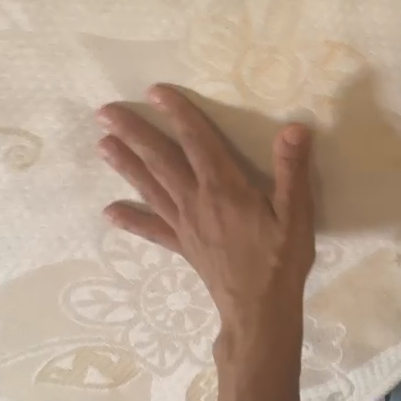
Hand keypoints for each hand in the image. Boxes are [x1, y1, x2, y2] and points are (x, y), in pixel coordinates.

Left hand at [96, 84, 316, 359]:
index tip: (157, 92)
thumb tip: (294, 128)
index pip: (198, 142)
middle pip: (162, 161)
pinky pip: (153, 228)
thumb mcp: (297, 211)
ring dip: (126, 165)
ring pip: (151, 188)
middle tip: (106, 112)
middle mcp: (197, 202)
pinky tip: (111, 212)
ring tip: (103, 144)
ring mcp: (185, 225)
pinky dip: (131, 219)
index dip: (179, 115)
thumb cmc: (282, 258)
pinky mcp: (183, 246)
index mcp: (225, 189)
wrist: (260, 308)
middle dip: (136, 134)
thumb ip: (292, 169)